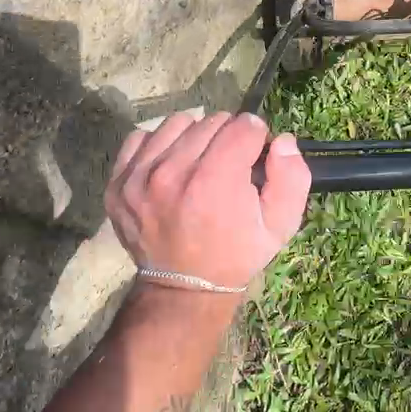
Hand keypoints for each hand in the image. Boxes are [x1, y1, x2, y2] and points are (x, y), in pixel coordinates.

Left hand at [105, 111, 311, 289]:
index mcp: (214, 181)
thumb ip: (292, 176)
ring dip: (196, 137)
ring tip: (200, 164)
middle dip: (228, 137)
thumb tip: (281, 140)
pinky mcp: (118, 183)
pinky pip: (142, 137)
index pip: (244, 125)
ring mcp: (139, 177)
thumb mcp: (281, 224)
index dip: (256, 139)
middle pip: (213, 121)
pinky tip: (172, 165)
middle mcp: (172, 173)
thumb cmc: (236, 253)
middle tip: (229, 165)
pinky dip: (161, 145)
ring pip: (179, 123)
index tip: (253, 159)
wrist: (182, 290)